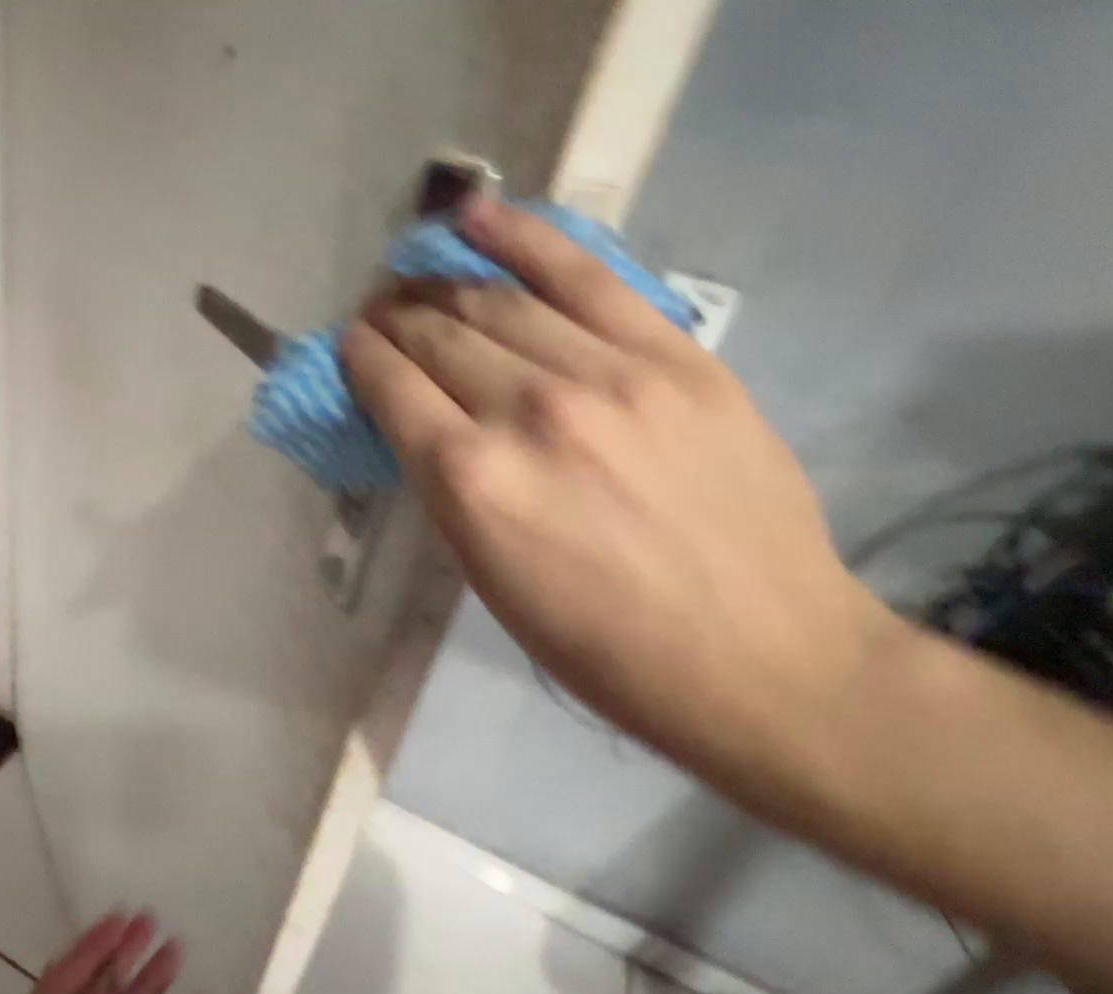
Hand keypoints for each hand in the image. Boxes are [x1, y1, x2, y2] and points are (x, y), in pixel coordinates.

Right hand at [341, 197, 902, 796]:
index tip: (352, 346)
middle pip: (440, 334)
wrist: (760, 657)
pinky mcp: (676, 357)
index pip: (392, 388)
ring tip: (419, 272)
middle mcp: (529, 411)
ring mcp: (609, 375)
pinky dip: (526, 241)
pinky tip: (481, 217)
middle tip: (381, 312)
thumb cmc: (604, 646)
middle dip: (396, 316)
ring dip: (445, 282)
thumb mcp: (491, 582)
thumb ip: (449, 490)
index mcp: (472, 484)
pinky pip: (586, 278)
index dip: (362, 358)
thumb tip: (421, 424)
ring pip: (501, 301)